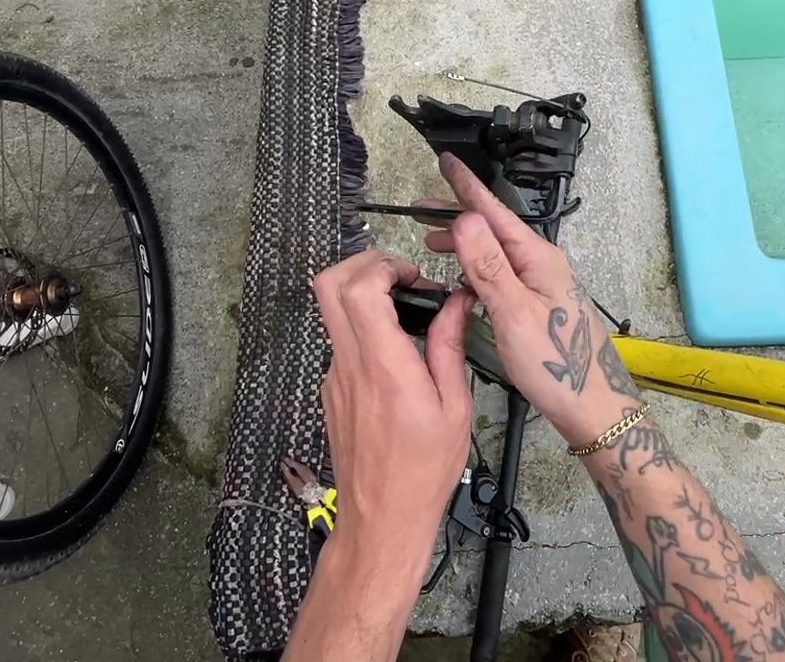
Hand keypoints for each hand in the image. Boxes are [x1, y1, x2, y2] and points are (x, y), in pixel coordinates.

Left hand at [312, 250, 473, 577]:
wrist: (381, 520)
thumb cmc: (424, 471)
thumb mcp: (455, 407)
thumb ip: (449, 346)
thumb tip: (456, 303)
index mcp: (385, 367)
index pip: (359, 290)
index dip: (383, 266)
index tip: (413, 277)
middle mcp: (350, 365)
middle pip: (328, 285)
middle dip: (363, 263)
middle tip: (401, 276)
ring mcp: (334, 377)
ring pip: (333, 310)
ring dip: (365, 294)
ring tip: (407, 312)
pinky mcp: (331, 389)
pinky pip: (342, 340)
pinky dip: (365, 326)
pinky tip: (398, 350)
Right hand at [423, 153, 639, 445]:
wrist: (593, 407)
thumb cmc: (555, 364)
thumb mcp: (514, 313)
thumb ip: (488, 266)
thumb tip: (466, 217)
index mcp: (536, 257)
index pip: (494, 212)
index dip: (467, 186)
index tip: (446, 159)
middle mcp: (541, 263)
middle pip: (493, 228)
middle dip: (458, 214)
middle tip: (420, 209)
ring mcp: (541, 283)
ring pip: (496, 251)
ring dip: (464, 242)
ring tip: (431, 242)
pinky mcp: (538, 303)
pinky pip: (501, 272)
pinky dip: (476, 267)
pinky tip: (462, 277)